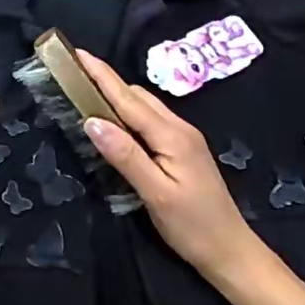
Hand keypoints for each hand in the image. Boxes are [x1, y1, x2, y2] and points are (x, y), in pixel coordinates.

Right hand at [77, 51, 262, 284]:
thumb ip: (125, 155)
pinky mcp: (182, 149)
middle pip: (136, 95)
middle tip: (73, 72)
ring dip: (116, 95)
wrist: (232, 252)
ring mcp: (183, 137)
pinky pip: (150, 119)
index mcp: (171, 135)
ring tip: (86, 91)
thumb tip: (92, 121)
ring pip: (144, 105)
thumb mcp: (156, 193)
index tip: (77, 53)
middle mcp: (178, 128)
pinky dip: (127, 111)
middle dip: (105, 80)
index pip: (128, 99)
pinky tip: (114, 120)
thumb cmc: (193, 226)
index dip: (101, 75)